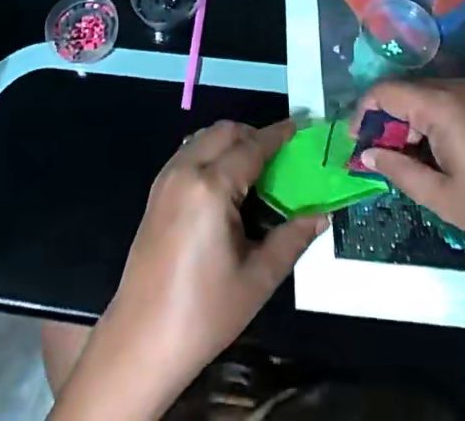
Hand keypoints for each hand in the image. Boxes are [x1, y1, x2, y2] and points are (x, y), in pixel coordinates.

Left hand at [51, 120, 324, 418]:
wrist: (143, 336)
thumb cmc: (206, 311)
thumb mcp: (258, 277)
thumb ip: (291, 238)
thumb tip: (321, 214)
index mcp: (210, 186)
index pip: (251, 147)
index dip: (278, 135)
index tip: (301, 128)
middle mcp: (184, 170)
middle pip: (223, 132)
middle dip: (254, 135)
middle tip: (283, 156)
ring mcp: (165, 178)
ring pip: (203, 138)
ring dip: (231, 142)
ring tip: (259, 171)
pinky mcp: (156, 191)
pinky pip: (188, 154)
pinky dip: (211, 154)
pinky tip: (229, 185)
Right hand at [351, 78, 464, 274]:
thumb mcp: (443, 198)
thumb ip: (397, 171)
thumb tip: (366, 154)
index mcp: (441, 104)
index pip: (382, 93)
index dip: (361, 117)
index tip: (356, 148)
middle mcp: (455, 89)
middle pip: (401, 93)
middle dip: (383, 123)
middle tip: (378, 161)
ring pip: (421, 99)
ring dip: (405, 126)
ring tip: (403, 165)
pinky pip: (443, 106)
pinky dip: (426, 126)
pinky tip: (431, 159)